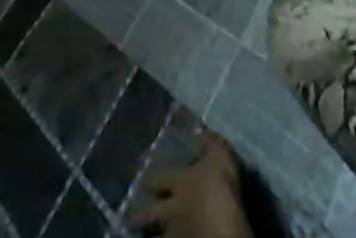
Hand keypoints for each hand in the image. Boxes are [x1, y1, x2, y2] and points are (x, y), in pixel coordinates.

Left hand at [129, 132, 252, 237]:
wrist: (225, 229)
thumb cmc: (222, 189)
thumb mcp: (221, 158)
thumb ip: (210, 143)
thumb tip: (198, 128)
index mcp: (179, 183)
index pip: (158, 178)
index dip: (149, 178)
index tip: (140, 179)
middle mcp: (171, 209)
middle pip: (148, 214)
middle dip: (138, 216)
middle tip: (130, 219)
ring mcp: (175, 233)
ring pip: (156, 236)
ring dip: (151, 235)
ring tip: (144, 235)